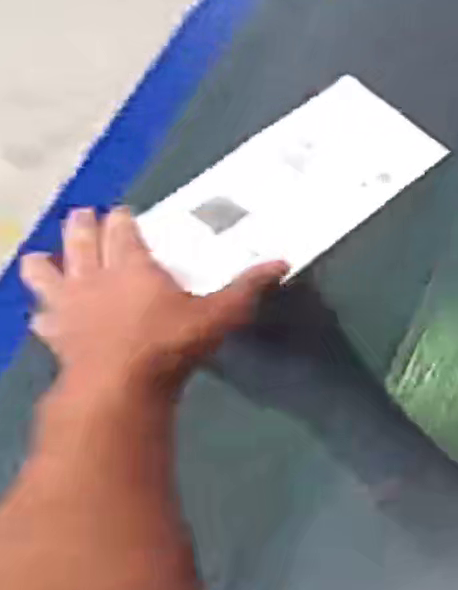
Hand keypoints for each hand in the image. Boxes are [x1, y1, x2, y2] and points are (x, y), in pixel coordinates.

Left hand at [19, 207, 287, 397]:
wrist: (122, 378)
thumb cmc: (176, 339)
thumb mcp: (225, 311)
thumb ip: (249, 285)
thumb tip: (281, 262)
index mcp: (133, 269)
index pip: (123, 235)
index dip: (122, 220)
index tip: (122, 210)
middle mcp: (92, 277)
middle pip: (80, 243)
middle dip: (81, 226)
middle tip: (83, 213)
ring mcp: (67, 302)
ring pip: (45, 272)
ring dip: (45, 260)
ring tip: (46, 255)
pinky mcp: (55, 328)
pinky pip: (43, 312)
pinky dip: (45, 307)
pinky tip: (50, 310)